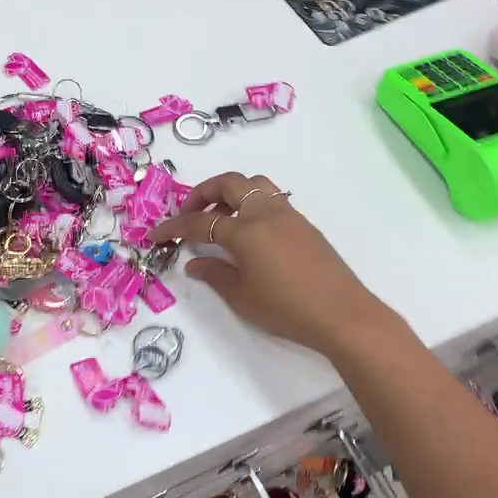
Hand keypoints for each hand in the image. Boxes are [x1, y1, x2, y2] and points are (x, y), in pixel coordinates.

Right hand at [152, 171, 399, 355]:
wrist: (341, 313)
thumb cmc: (285, 308)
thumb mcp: (240, 296)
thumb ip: (214, 274)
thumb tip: (195, 262)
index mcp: (245, 230)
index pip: (199, 221)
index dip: (173, 226)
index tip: (156, 234)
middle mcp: (265, 213)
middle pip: (229, 183)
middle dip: (202, 194)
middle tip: (188, 216)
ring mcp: (288, 215)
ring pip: (254, 184)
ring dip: (230, 194)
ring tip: (219, 219)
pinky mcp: (303, 225)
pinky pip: (271, 199)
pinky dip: (250, 205)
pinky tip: (246, 234)